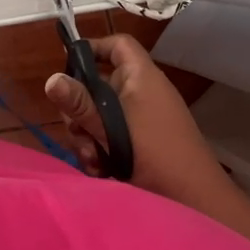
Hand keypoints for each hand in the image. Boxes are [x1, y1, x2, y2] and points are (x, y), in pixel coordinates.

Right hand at [44, 34, 230, 204]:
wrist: (199, 204)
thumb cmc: (156, 155)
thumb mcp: (110, 128)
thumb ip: (79, 103)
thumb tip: (50, 79)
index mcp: (141, 78)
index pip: (117, 45)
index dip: (93, 48)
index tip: (69, 68)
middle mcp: (142, 93)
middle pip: (98, 83)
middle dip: (80, 109)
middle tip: (76, 130)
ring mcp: (143, 118)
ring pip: (100, 114)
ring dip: (87, 135)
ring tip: (92, 159)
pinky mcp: (143, 141)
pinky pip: (112, 134)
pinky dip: (101, 149)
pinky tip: (100, 169)